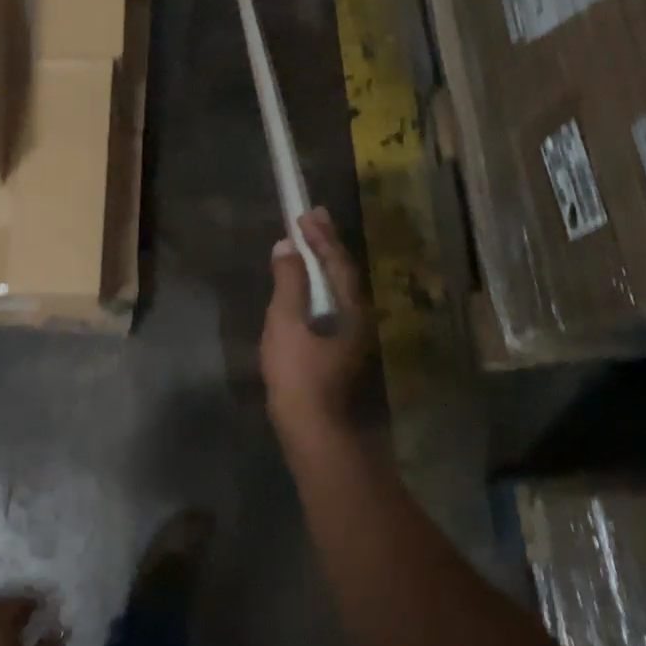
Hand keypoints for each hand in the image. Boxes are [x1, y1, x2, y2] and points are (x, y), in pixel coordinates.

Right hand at [260, 207, 368, 436]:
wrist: (315, 432)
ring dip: (323, 266)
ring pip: (340, 292)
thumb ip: (288, 283)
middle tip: (312, 219)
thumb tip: (288, 246)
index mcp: (351, 308)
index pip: (337, 262)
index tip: (305, 213)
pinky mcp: (340, 354)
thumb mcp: (287, 325)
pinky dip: (319, 288)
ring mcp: (352, 338)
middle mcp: (359, 319)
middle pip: (344, 274)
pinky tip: (306, 292)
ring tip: (306, 247)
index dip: (322, 236)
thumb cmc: (299, 376)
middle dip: (326, 245)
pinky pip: (332, 307)